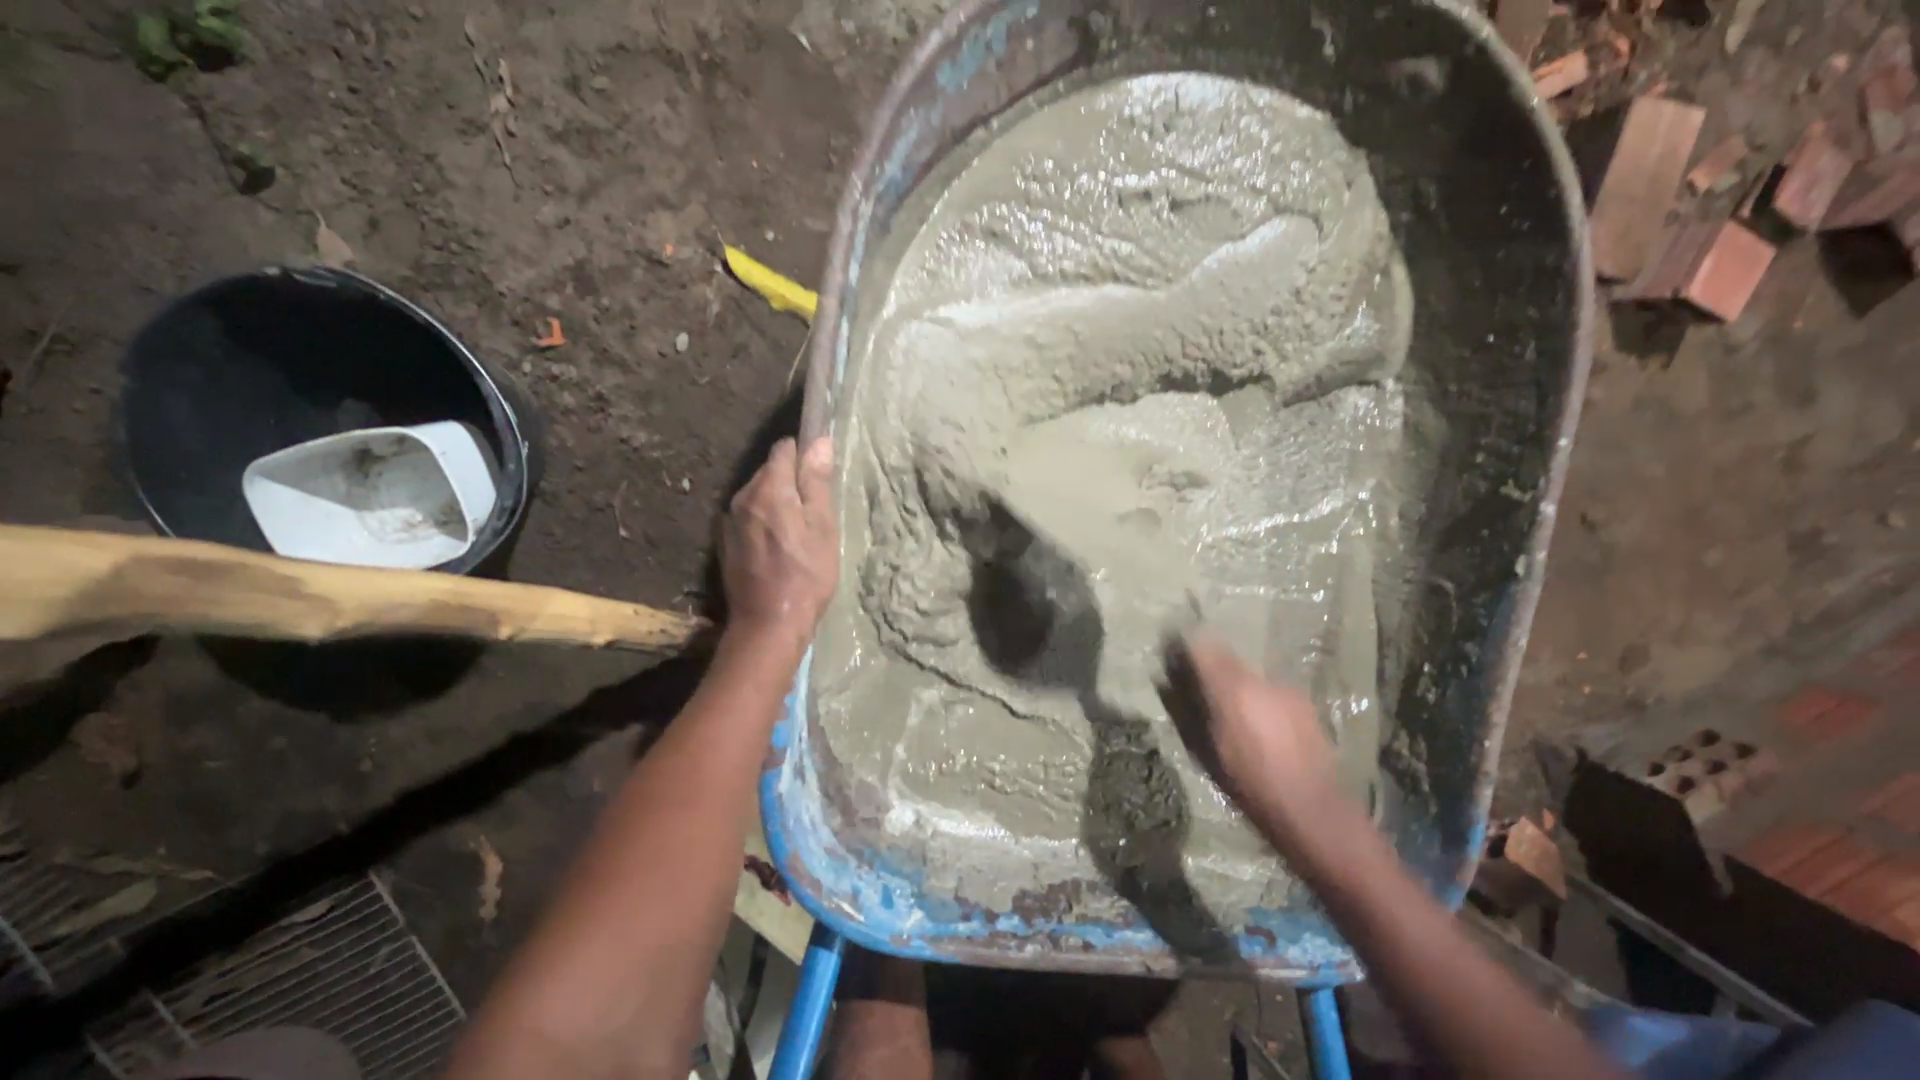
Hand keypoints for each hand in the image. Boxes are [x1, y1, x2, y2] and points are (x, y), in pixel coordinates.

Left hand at [722, 436, 837, 646]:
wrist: (768, 623)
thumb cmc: (806, 575)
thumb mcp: (822, 527)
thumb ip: (817, 482)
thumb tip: (818, 441)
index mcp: (769, 488)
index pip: (784, 449)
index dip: (805, 455)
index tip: (821, 475)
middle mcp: (742, 496)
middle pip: (769, 471)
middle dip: (791, 480)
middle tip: (815, 510)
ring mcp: (729, 520)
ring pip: (757, 494)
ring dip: (776, 501)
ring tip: (798, 529)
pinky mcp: (724, 541)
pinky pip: (748, 517)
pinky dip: (763, 520)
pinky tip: (777, 544)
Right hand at [1165, 633, 1338, 845]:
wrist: (1312, 811)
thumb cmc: (1249, 786)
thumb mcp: (1204, 752)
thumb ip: (1183, 710)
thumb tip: (1165, 682)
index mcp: (1231, 689)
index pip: (1201, 645)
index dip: (1184, 647)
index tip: (1171, 657)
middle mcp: (1260, 680)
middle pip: (1227, 658)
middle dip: (1209, 669)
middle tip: (1197, 692)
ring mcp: (1287, 690)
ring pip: (1249, 676)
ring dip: (1235, 687)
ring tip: (1230, 717)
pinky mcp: (1304, 704)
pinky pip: (1269, 692)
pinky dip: (1258, 701)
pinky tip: (1258, 729)